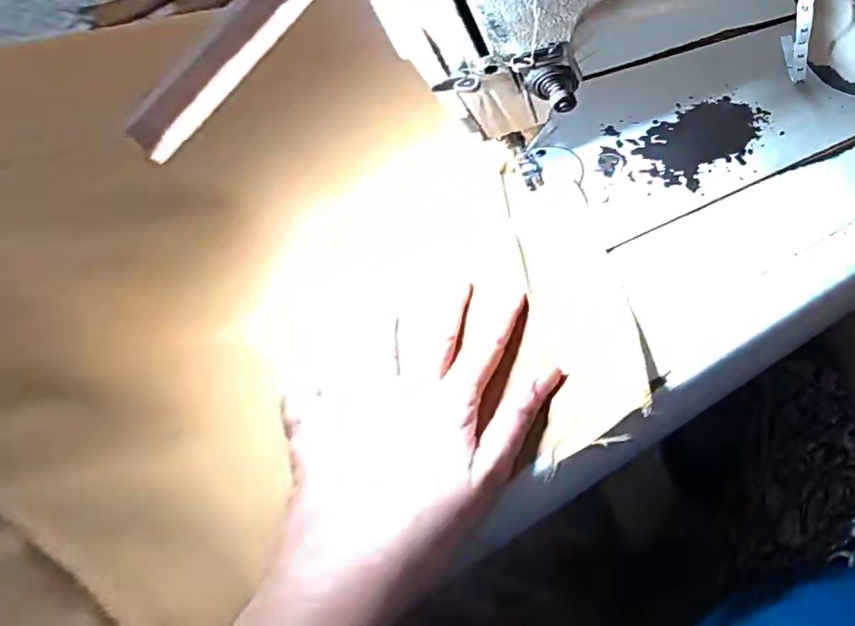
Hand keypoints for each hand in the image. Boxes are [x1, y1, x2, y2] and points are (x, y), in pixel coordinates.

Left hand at [239, 284, 563, 625]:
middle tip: (457, 278)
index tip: (515, 290)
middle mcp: (405, 397)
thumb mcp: (488, 476)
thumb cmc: (428, 527)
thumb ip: (518, 417)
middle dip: (449, 307)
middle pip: (432, 340)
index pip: (485, 351)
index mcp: (451, 405)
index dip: (503, 320)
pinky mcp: (314, 441)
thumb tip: (552, 368)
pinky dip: (304, 386)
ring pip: (368, 357)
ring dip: (378, 328)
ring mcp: (356, 414)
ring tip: (383, 304)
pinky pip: (305, 404)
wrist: (343, 576)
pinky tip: (302, 373)